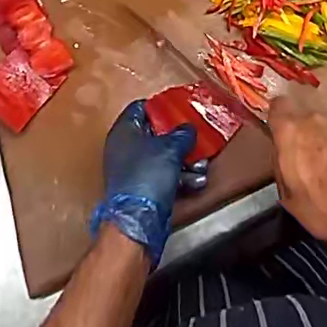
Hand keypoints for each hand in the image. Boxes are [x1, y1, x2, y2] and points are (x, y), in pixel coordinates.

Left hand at [90, 100, 194, 262]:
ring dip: (183, 159)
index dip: (161, 106)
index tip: (180, 108)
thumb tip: (188, 128)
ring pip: (161, 156)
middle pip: (154, 132)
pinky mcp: (141, 188)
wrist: (137, 220)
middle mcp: (124, 148)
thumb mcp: (170, 148)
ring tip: (201, 164)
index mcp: (124, 131)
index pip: (140, 107)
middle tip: (196, 137)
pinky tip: (196, 181)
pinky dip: (178, 176)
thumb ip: (182, 133)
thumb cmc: (149, 175)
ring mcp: (131, 169)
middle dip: (178, 137)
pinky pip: (162, 174)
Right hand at [271, 98, 326, 248]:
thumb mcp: (291, 201)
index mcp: (291, 133)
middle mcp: (317, 123)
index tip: (279, 133)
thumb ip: (283, 174)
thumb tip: (286, 171)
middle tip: (307, 169)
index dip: (278, 119)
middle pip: (305, 124)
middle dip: (305, 142)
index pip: (278, 108)